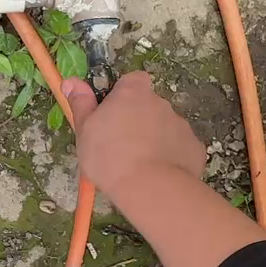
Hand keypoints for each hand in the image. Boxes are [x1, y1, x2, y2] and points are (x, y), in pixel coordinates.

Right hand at [61, 72, 208, 202]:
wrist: (150, 187)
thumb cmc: (108, 155)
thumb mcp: (84, 130)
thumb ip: (81, 103)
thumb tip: (71, 80)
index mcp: (132, 93)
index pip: (133, 79)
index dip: (124, 93)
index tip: (113, 112)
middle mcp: (160, 103)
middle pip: (148, 105)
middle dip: (138, 119)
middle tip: (120, 144)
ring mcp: (181, 125)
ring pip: (164, 127)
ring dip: (154, 139)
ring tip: (138, 164)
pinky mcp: (194, 147)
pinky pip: (178, 148)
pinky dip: (169, 157)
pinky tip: (157, 175)